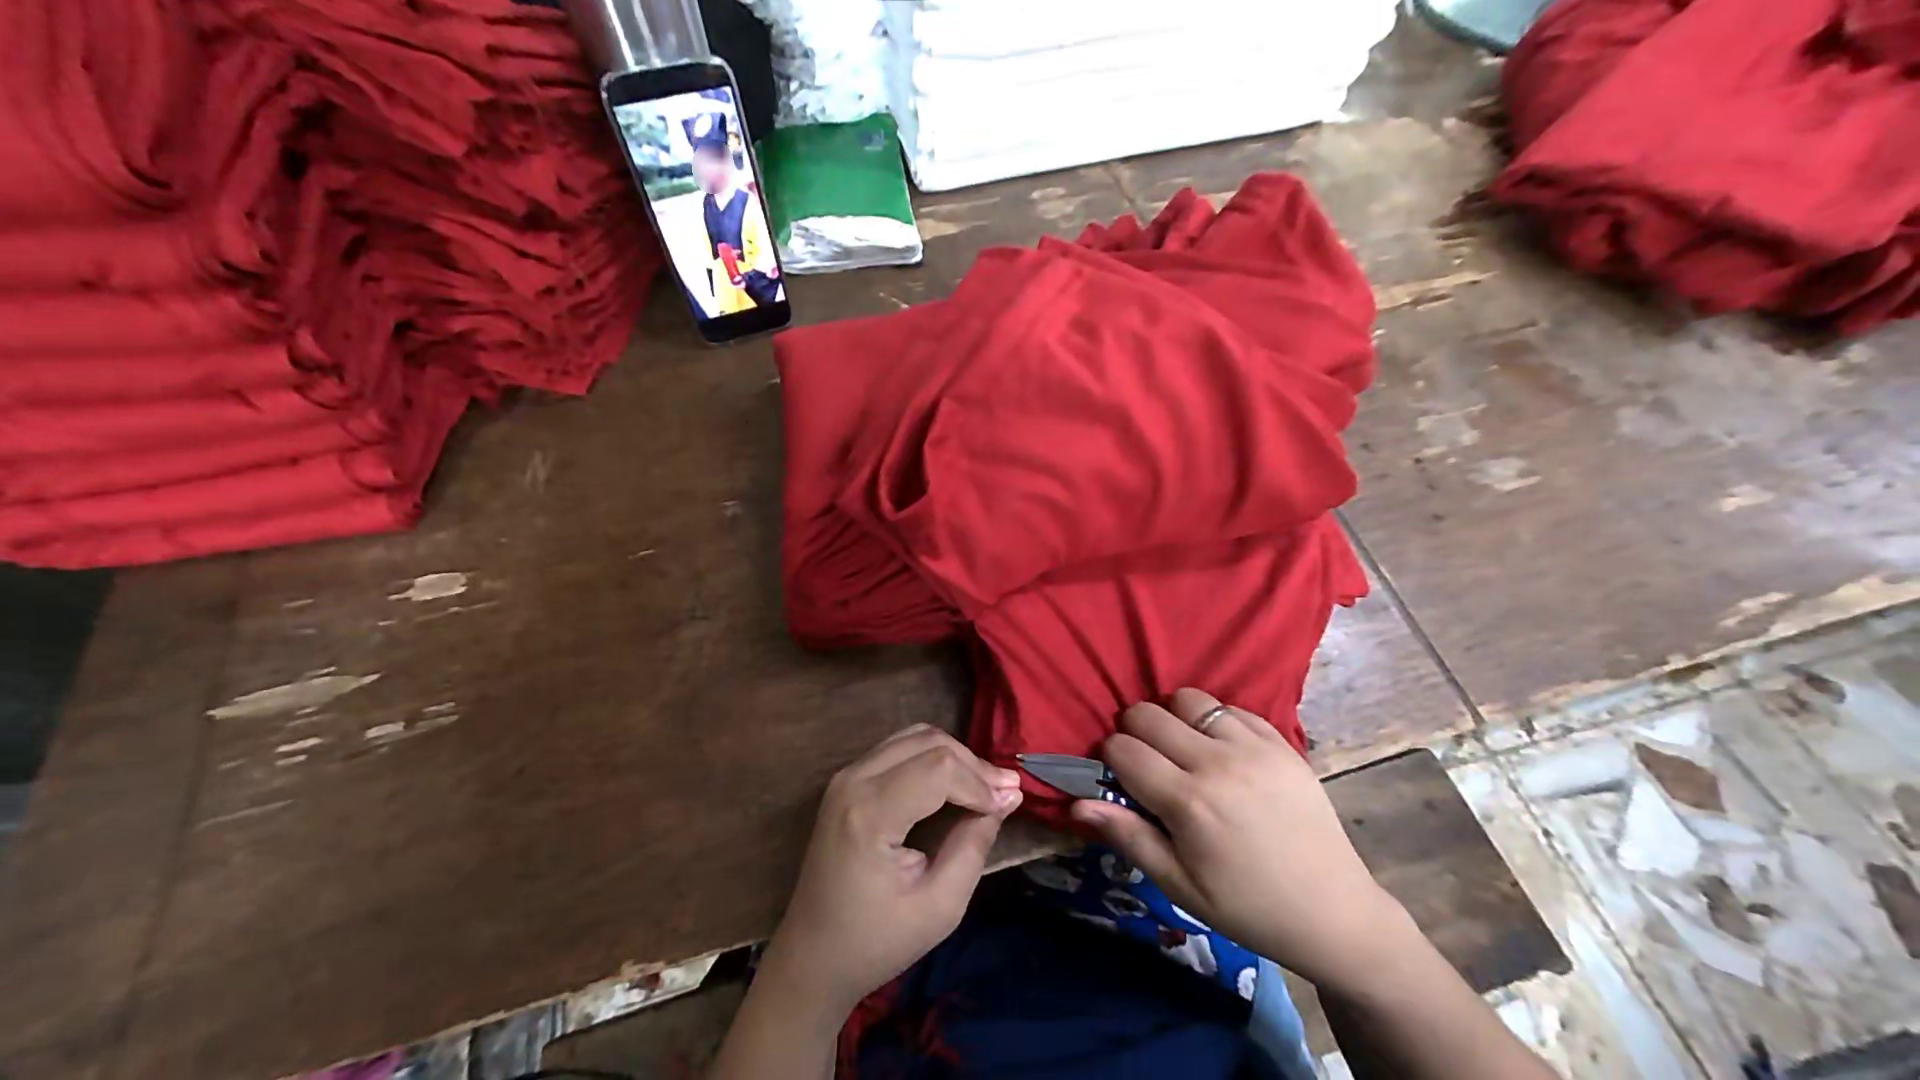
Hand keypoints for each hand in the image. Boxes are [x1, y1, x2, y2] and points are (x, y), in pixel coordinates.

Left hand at [761, 725, 1021, 1011]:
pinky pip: (899, 748)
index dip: (980, 782)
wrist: (813, 956)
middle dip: (973, 765)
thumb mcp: (940, 907)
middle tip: (1005, 794)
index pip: (939, 768)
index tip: (1006, 808)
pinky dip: (933, 758)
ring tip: (985, 789)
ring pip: (915, 736)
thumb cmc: (875, 941)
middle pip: (929, 742)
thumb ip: (974, 846)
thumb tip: (1007, 798)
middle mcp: (853, 781)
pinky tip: (955, 784)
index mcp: (869, 814)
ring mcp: (846, 776)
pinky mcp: (847, 780)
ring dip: (955, 757)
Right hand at [1070, 688, 1408, 990]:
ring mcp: (1254, 748)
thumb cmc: (1246, 906)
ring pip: (1190, 699)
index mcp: (1188, 801)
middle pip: (1149, 714)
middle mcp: (1218, 762)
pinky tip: (1221, 750)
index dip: (1111, 759)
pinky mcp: (1282, 744)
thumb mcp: (1179, 884)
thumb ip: (1128, 836)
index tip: (1120, 777)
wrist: (1333, 912)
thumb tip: (1076, 804)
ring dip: (1174, 717)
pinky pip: (1233, 708)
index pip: (1123, 749)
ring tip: (1183, 748)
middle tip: (1147, 762)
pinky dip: (1215, 720)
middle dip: (1135, 732)